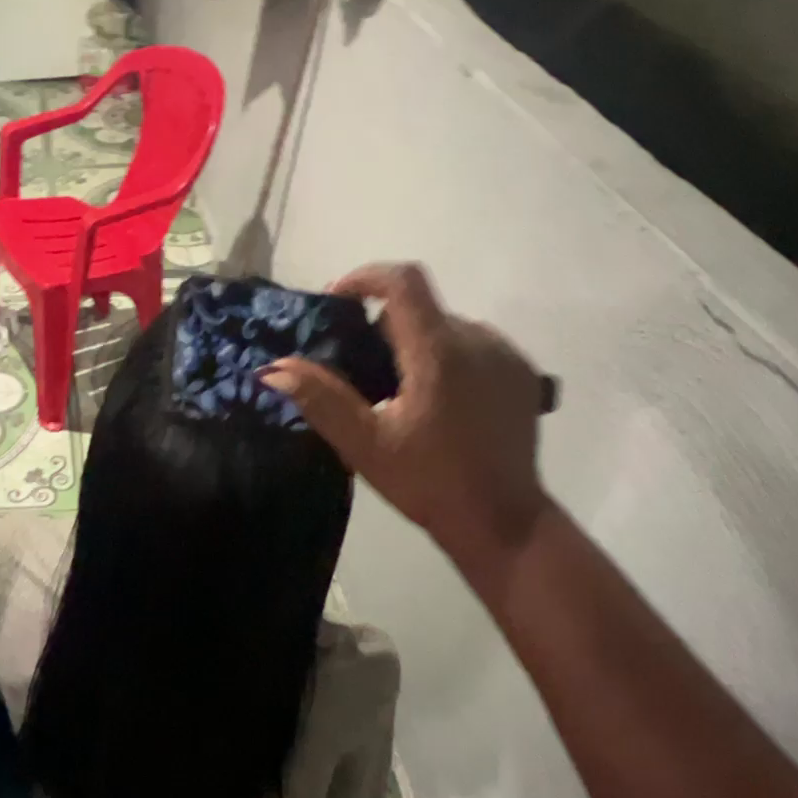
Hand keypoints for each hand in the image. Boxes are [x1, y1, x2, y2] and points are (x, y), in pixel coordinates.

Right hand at [259, 262, 551, 560]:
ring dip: (416, 347)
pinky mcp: (522, 374)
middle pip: (421, 309)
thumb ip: (321, 399)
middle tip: (359, 374)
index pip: (403, 282)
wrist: (500, 519)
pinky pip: (475, 347)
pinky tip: (436, 405)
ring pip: (447, 328)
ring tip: (397, 395)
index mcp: (438, 352)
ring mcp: (506, 355)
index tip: (336, 300)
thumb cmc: (427, 483)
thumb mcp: (364, 445)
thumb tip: (275, 369)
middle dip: (384, 329)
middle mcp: (478, 339)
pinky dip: (447, 361)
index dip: (364, 277)